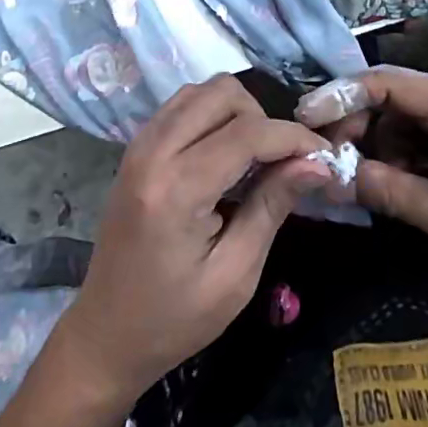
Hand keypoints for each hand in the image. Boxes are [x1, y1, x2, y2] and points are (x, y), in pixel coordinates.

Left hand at [55, 74, 332, 401]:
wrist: (104, 336)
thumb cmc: (173, 319)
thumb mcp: (235, 275)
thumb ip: (273, 205)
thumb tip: (317, 163)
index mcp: (175, 189)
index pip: (248, 133)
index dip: (294, 137)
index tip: (324, 156)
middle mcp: (153, 152)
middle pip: (224, 93)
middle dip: (264, 119)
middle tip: (280, 161)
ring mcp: (139, 145)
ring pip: (203, 90)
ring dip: (238, 112)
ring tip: (253, 157)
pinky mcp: (136, 148)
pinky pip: (183, 104)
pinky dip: (213, 115)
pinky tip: (224, 154)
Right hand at [302, 66, 427, 296]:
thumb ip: (387, 191)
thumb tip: (329, 176)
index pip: (382, 81)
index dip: (336, 97)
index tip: (299, 122)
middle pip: (387, 94)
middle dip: (353, 127)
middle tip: (325, 165)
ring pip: (400, 115)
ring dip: (375, 145)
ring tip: (356, 184)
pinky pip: (420, 131)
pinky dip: (399, 155)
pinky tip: (390, 185)